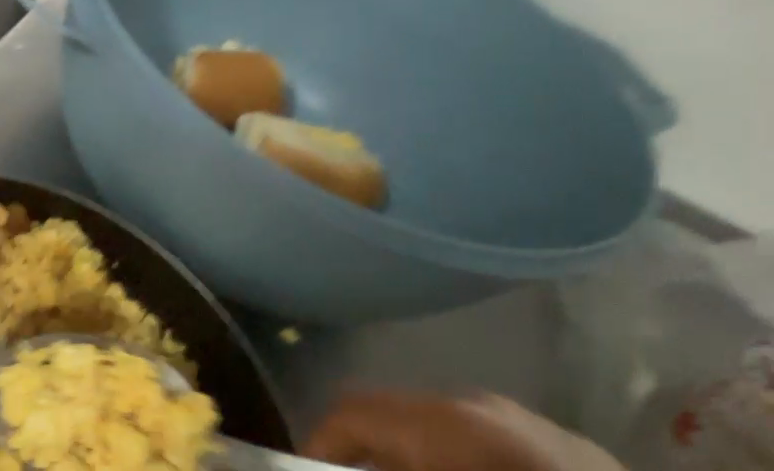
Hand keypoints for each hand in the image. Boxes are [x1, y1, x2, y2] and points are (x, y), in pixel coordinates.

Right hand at [304, 392, 624, 470]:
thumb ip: (389, 468)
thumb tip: (347, 462)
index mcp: (436, 420)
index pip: (348, 412)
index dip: (318, 442)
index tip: (305, 468)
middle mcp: (467, 401)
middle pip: (387, 408)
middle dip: (362, 445)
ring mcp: (517, 415)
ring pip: (433, 418)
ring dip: (409, 449)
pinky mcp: (561, 439)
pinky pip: (481, 433)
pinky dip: (455, 454)